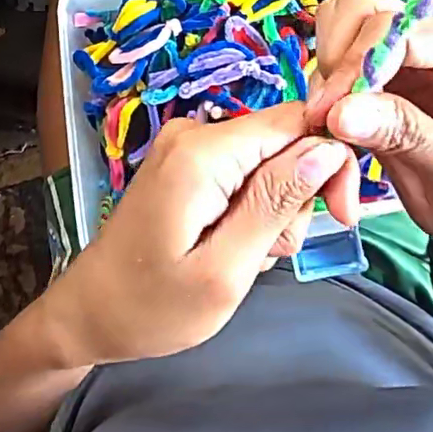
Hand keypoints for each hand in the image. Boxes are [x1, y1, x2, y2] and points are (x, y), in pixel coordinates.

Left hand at [30, 102, 355, 366]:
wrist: (91, 311)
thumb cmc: (153, 307)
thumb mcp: (225, 269)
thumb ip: (276, 203)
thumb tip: (327, 147)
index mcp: (202, 151)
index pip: (296, 120)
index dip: (330, 161)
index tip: (340, 215)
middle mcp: (195, 132)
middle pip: (284, 141)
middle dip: (296, 196)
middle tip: (273, 252)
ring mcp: (188, 145)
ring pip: (268, 161)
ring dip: (274, 210)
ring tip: (245, 256)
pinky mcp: (187, 162)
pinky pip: (244, 172)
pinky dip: (251, 209)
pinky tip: (231, 244)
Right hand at [304, 0, 432, 261]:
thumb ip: (407, 134)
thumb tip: (341, 111)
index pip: (402, 30)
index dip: (360, 63)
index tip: (332, 109)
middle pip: (363, 11)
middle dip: (338, 59)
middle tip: (327, 114)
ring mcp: (401, 66)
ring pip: (337, 35)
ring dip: (325, 78)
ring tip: (331, 130)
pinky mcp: (374, 92)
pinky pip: (330, 77)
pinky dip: (320, 104)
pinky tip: (333, 141)